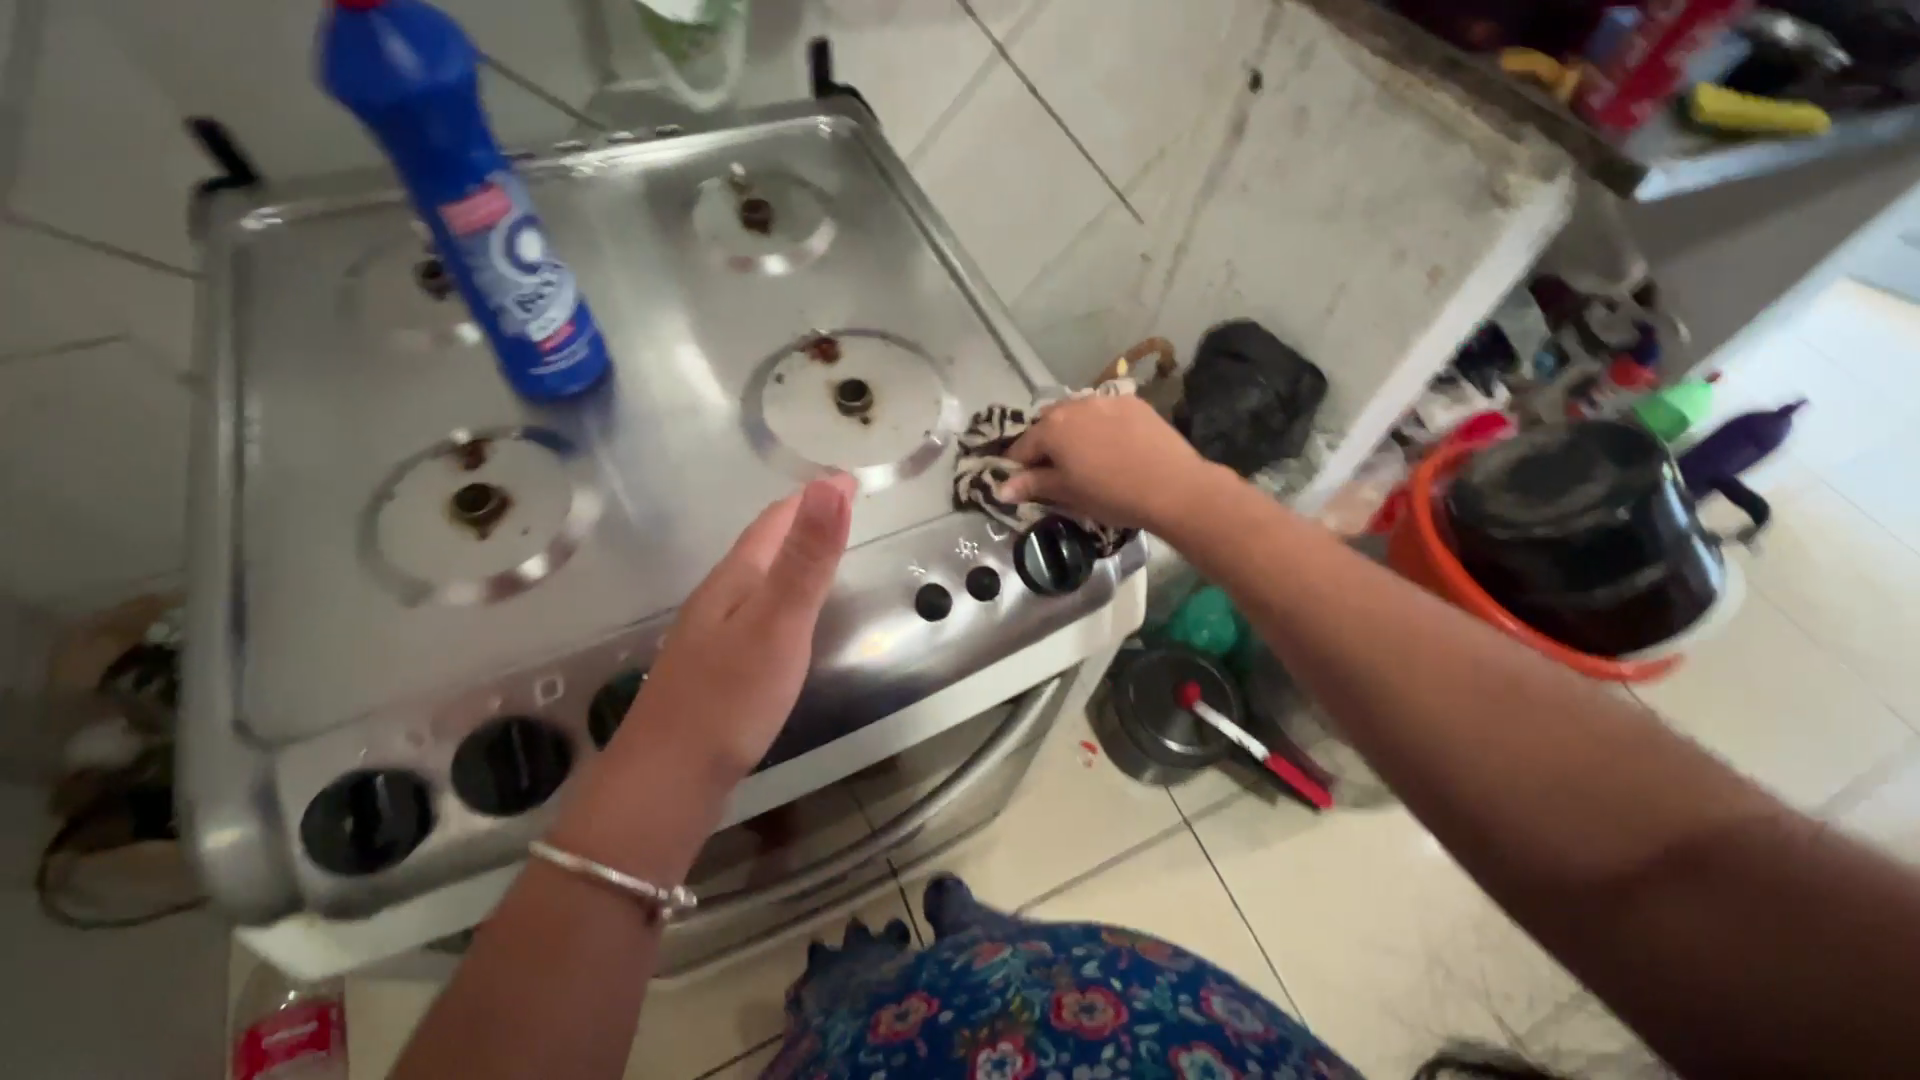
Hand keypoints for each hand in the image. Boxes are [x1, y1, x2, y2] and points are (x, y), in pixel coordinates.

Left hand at [610, 473, 854, 778]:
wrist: (667, 779)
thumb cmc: (729, 698)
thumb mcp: (778, 623)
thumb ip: (806, 559)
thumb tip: (829, 484)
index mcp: (735, 580)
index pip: (776, 521)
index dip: (814, 497)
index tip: (850, 478)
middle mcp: (717, 598)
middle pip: (761, 546)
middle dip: (799, 520)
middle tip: (838, 508)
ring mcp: (709, 634)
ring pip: (754, 580)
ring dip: (787, 557)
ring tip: (816, 554)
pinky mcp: (712, 669)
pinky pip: (752, 613)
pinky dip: (777, 597)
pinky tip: (783, 621)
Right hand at [998, 394, 1216, 529]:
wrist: (1173, 487)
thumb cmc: (1112, 495)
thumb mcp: (1068, 493)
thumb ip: (1033, 485)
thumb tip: (1001, 488)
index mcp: (1052, 428)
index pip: (1022, 447)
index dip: (1017, 467)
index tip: (1021, 484)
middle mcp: (1074, 405)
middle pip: (1049, 425)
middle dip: (1047, 445)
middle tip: (1056, 471)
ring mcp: (1106, 400)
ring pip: (1078, 415)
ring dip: (1074, 432)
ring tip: (1086, 457)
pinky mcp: (1133, 402)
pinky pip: (1105, 412)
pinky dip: (1101, 426)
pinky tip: (1114, 446)